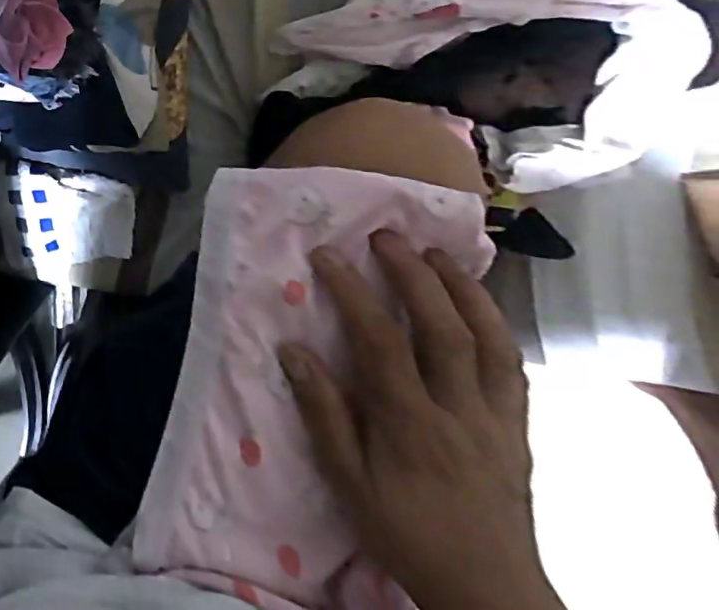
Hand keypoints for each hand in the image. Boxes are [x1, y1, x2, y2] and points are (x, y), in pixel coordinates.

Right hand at [280, 235, 565, 609]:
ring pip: (494, 347)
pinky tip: (477, 311)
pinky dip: (496, 332)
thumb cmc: (401, 528)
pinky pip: (515, 373)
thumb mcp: (346, 477)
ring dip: (467, 295)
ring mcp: (500, 422)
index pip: (380, 342)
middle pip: (446, 333)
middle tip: (388, 238)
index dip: (353, 292)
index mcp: (412, 423)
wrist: (489, 587)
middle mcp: (463, 413)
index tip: (327, 255)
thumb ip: (322, 412)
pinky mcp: (519, 432)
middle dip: (416, 278)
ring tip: (440, 257)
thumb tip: (293, 350)